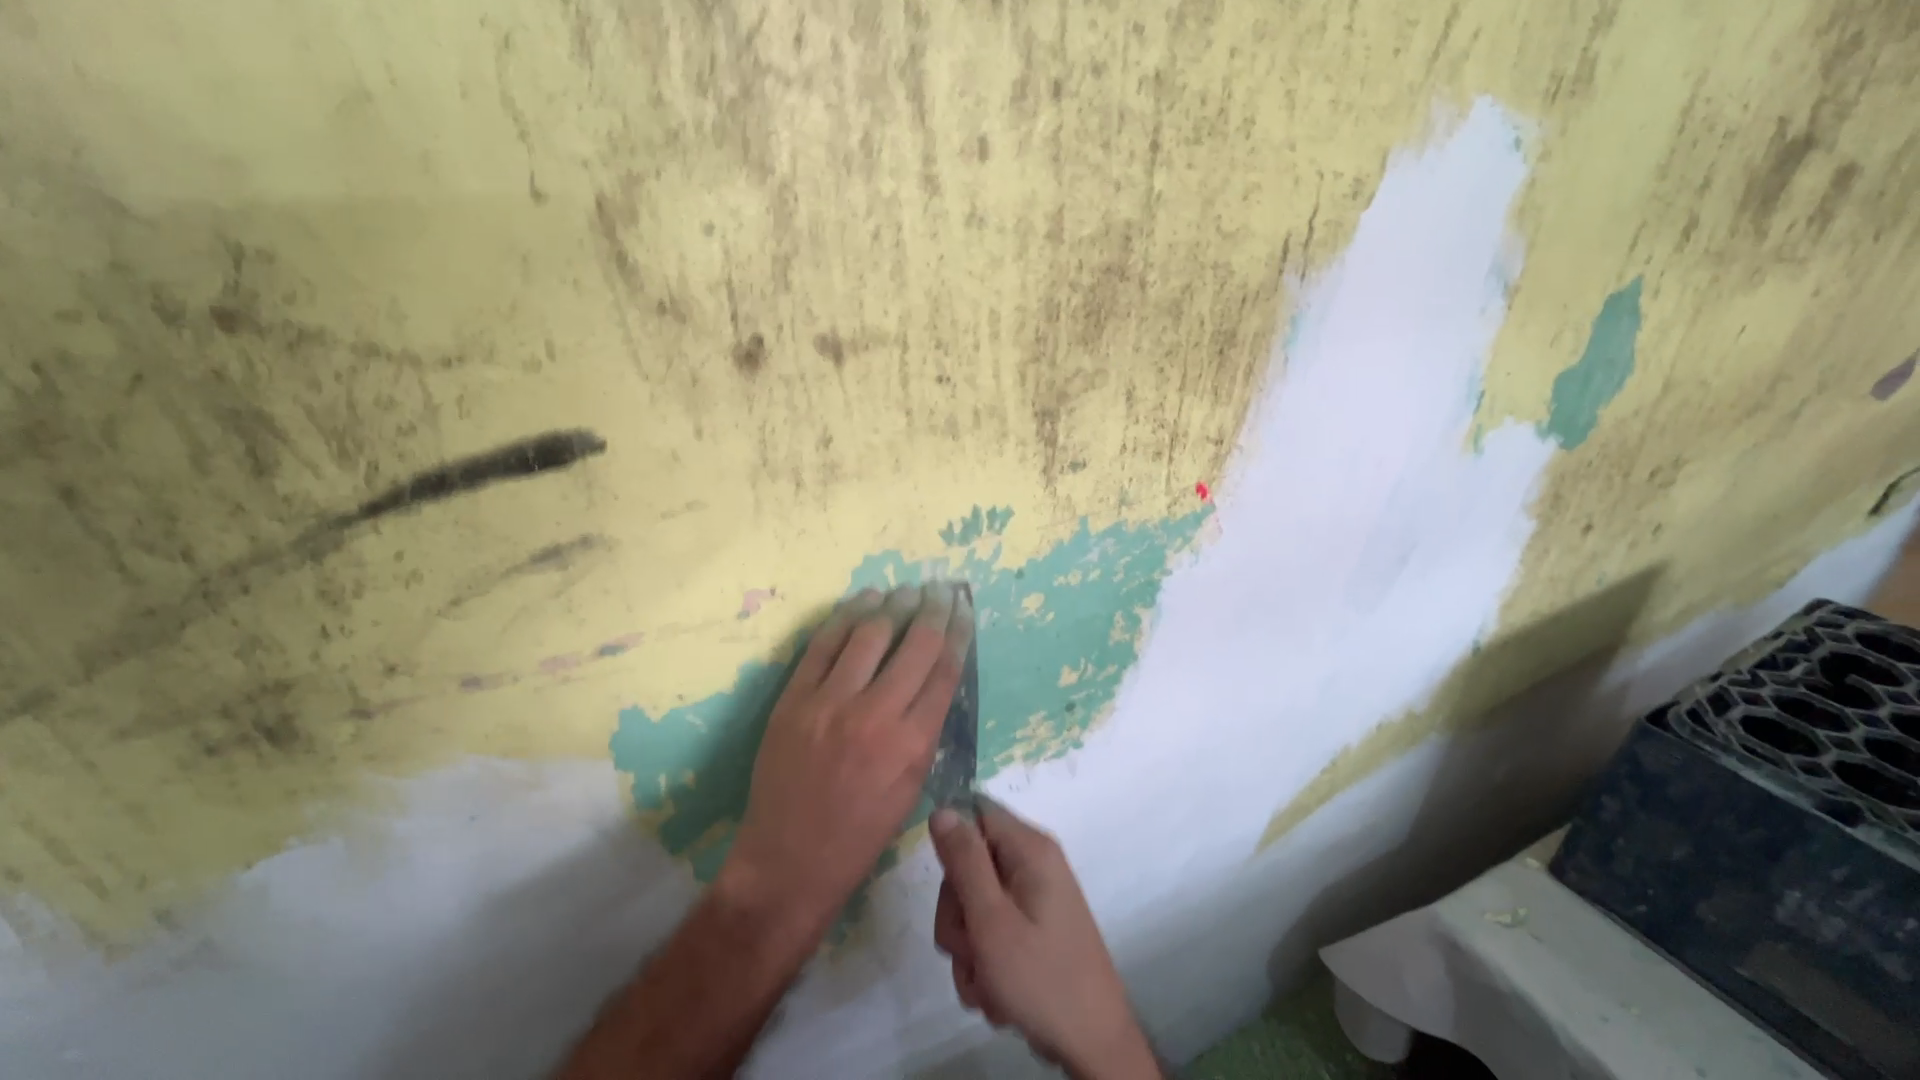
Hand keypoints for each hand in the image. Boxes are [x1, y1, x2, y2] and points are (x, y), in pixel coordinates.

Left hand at [721, 583, 972, 928]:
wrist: (790, 860)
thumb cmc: (860, 835)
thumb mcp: (911, 789)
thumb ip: (924, 733)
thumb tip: (933, 681)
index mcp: (912, 744)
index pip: (944, 672)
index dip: (957, 635)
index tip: (963, 611)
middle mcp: (876, 714)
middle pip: (914, 645)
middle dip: (932, 611)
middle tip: (939, 591)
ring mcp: (830, 703)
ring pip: (868, 635)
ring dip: (891, 606)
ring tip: (904, 590)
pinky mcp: (793, 699)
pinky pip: (822, 646)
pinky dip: (845, 619)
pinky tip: (861, 603)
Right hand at [930, 803, 1160, 1079]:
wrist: (1090, 1041)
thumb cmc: (1041, 978)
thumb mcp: (991, 919)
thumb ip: (964, 862)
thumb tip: (942, 810)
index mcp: (1030, 850)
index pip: (974, 814)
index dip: (953, 849)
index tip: (951, 888)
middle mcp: (1032, 866)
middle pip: (966, 868)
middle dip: (958, 916)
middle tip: (973, 948)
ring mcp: (1032, 900)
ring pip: (972, 908)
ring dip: (969, 950)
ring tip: (988, 980)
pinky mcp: (1031, 931)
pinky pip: (989, 934)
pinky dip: (985, 965)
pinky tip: (997, 992)